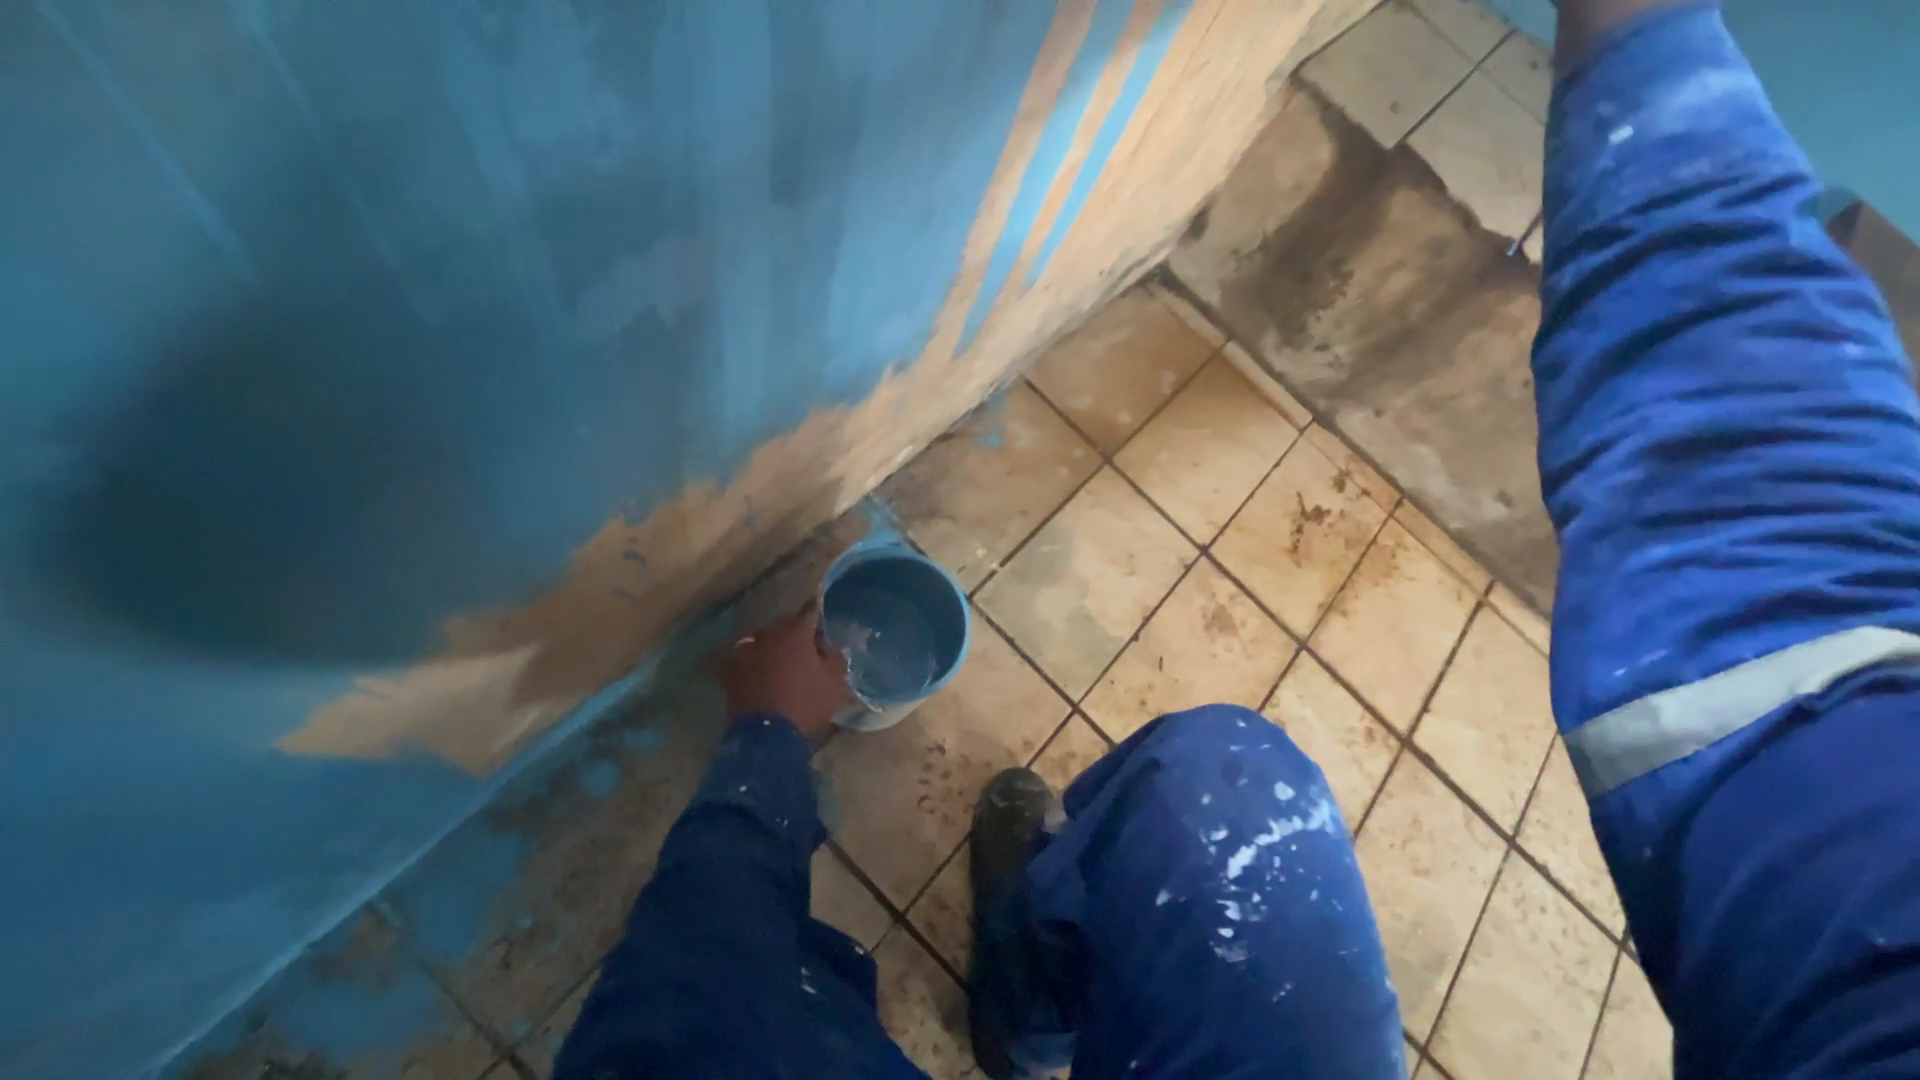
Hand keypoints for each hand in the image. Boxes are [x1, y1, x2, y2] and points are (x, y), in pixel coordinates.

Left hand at [716, 598, 851, 738]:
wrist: (768, 737)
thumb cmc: (807, 705)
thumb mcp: (836, 684)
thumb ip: (836, 660)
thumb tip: (832, 649)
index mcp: (795, 634)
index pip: (809, 612)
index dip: (817, 612)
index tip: (823, 615)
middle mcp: (767, 636)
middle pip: (782, 624)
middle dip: (794, 631)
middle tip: (805, 645)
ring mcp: (744, 654)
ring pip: (758, 640)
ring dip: (768, 645)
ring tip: (775, 658)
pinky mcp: (729, 674)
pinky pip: (736, 662)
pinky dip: (744, 664)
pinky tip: (748, 670)